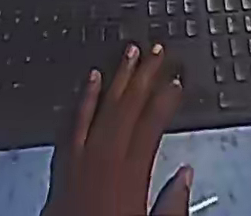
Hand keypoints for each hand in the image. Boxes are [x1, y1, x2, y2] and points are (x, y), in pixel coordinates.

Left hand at [43, 42, 191, 215]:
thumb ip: (171, 206)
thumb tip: (185, 175)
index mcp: (130, 173)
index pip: (152, 123)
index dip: (166, 98)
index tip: (177, 80)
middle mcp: (106, 156)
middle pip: (129, 105)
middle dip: (145, 74)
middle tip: (158, 49)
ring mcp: (82, 154)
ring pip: (104, 103)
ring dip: (118, 75)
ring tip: (130, 50)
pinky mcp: (64, 159)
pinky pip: (75, 118)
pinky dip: (86, 95)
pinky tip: (93, 75)